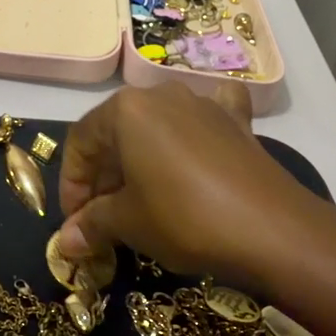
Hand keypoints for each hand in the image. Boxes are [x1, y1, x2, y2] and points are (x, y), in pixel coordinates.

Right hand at [55, 82, 318, 292]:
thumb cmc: (185, 217)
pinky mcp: (235, 119)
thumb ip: (92, 224)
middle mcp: (160, 94)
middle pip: (118, 131)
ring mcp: (201, 102)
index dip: (71, 184)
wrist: (270, 227)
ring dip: (141, 160)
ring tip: (141, 202)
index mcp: (126, 109)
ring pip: (157, 126)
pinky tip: (197, 147)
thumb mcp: (129, 223)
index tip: (75, 222)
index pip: (82, 141)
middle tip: (102, 220)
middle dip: (105, 175)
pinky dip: (193, 132)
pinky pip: (205, 118)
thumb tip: (65, 241)